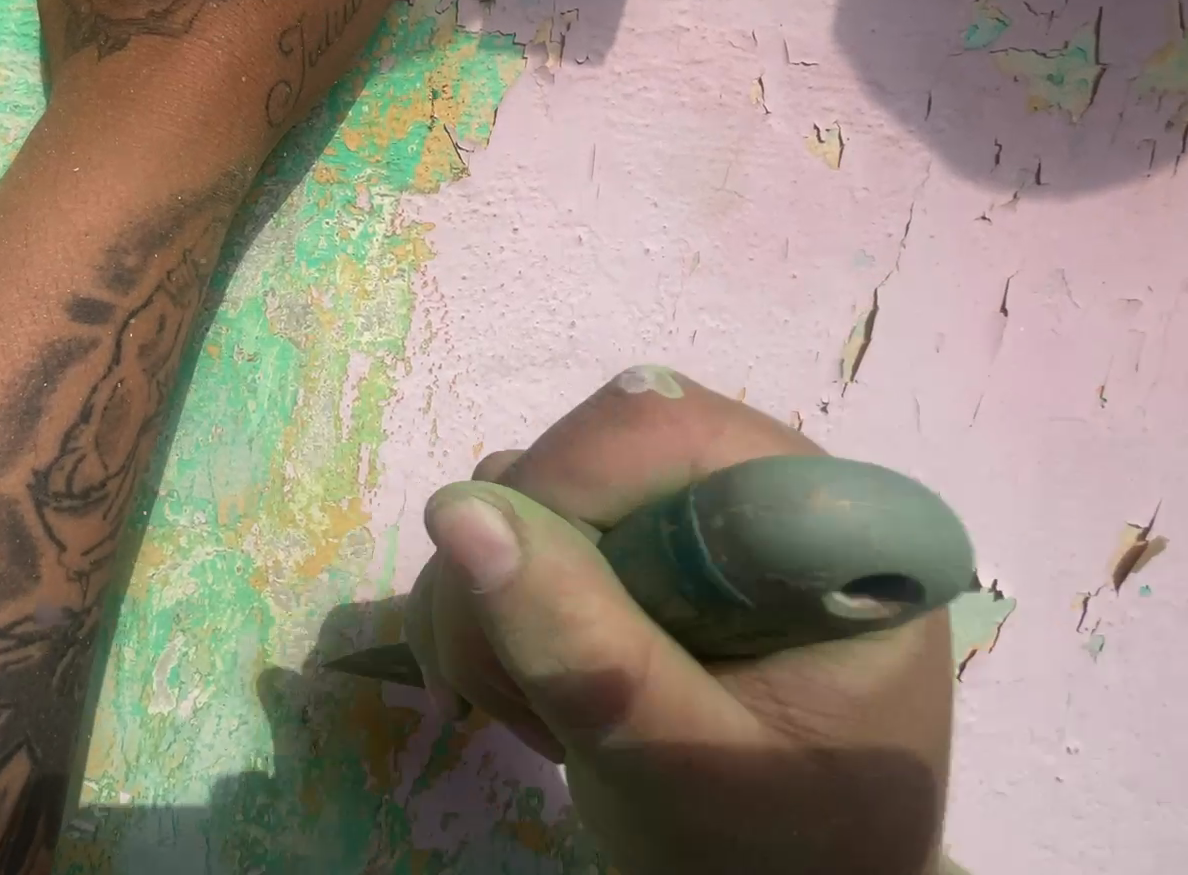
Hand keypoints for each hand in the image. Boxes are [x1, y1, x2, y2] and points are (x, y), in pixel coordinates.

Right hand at [405, 367, 953, 874]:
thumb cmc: (765, 842)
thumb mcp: (673, 759)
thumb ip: (578, 643)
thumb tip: (455, 510)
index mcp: (801, 521)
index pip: (651, 423)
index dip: (561, 495)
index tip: (531, 616)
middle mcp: (724, 488)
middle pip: (559, 458)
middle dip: (505, 578)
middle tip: (523, 692)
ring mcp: (654, 508)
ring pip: (505, 493)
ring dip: (477, 605)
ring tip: (529, 708)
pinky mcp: (602, 534)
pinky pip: (488, 527)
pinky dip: (468, 608)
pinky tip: (510, 683)